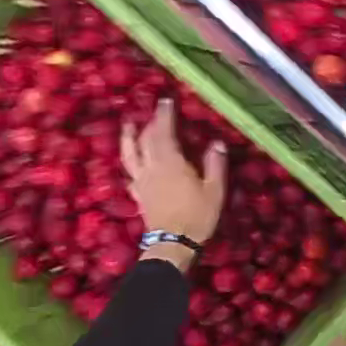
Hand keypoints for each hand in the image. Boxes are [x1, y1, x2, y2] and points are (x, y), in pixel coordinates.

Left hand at [121, 99, 226, 244]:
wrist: (173, 244)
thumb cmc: (198, 216)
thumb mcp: (214, 190)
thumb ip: (214, 164)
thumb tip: (216, 143)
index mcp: (170, 163)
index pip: (164, 132)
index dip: (164, 115)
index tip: (166, 101)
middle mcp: (151, 168)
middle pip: (146, 139)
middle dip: (150, 123)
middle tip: (156, 112)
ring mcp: (141, 181)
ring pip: (130, 154)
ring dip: (129, 138)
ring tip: (128, 126)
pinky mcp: (138, 195)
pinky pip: (131, 173)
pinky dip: (131, 162)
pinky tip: (133, 162)